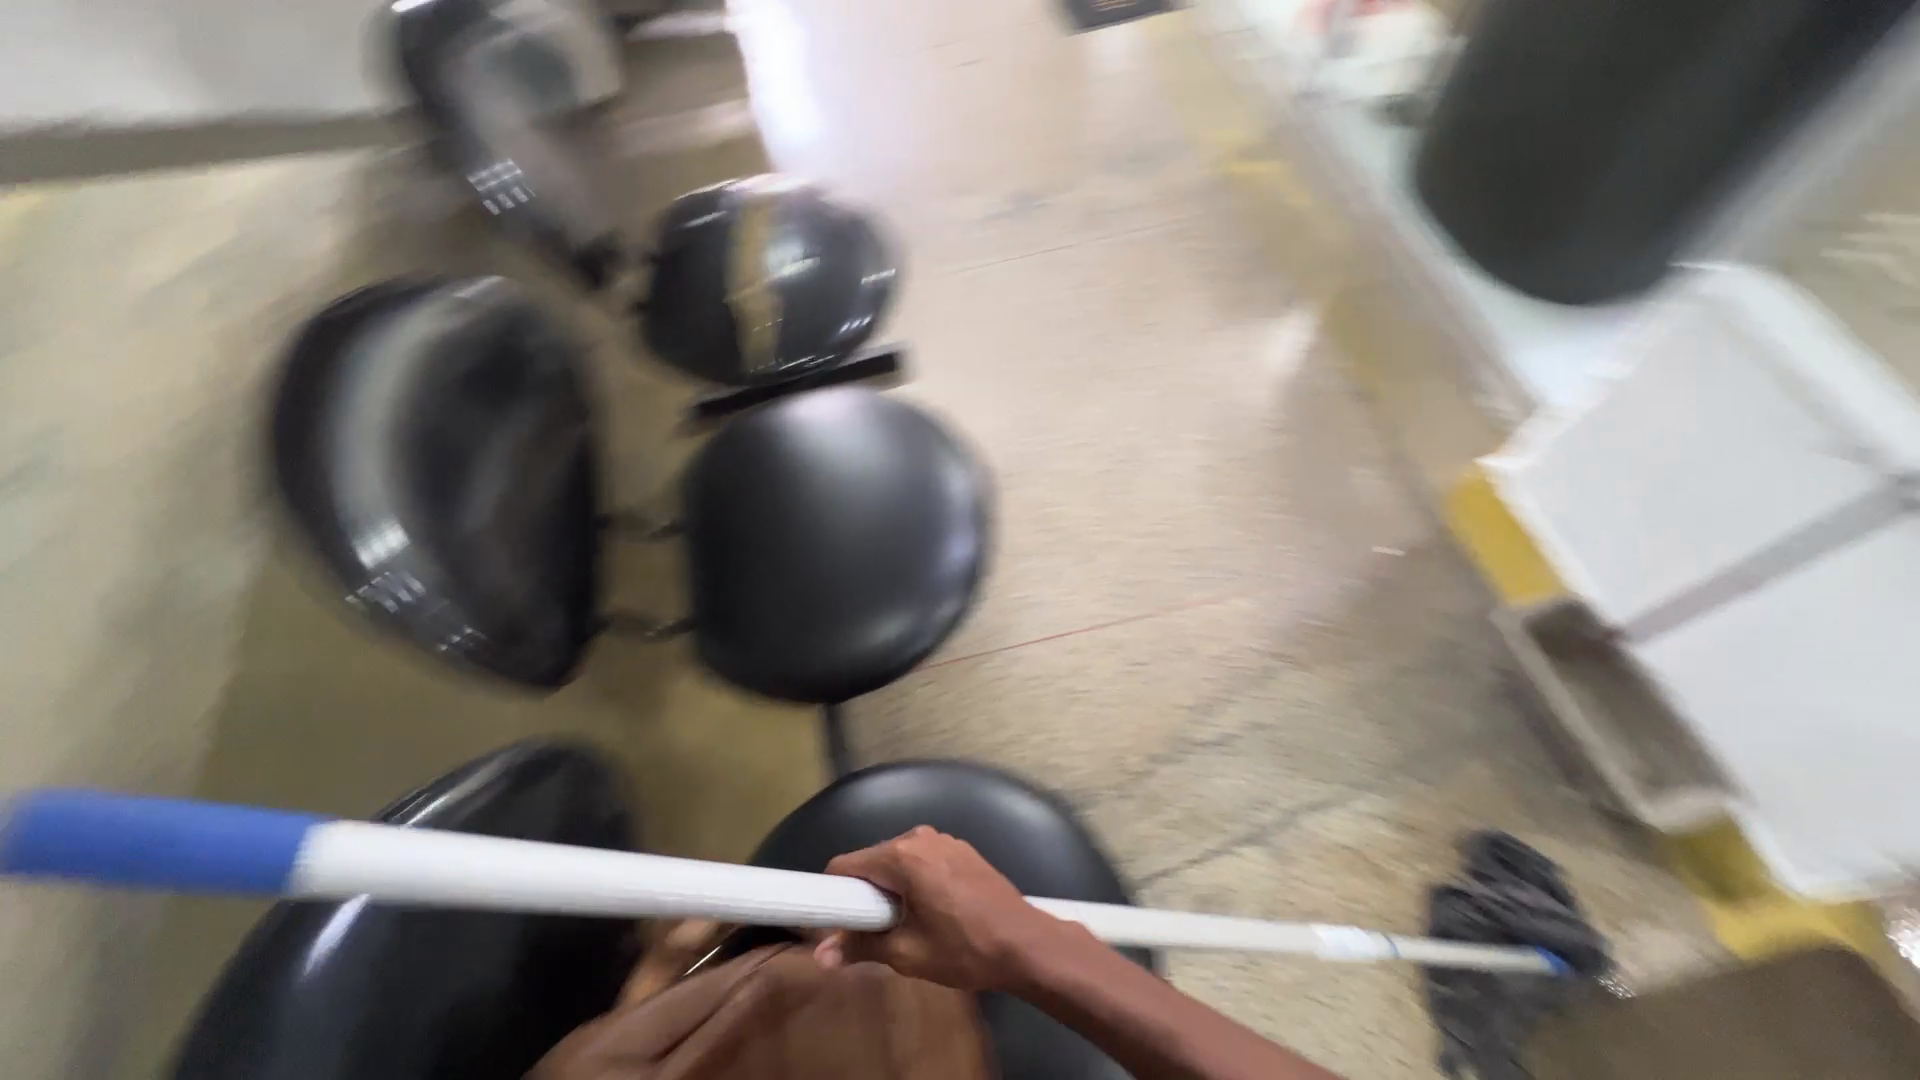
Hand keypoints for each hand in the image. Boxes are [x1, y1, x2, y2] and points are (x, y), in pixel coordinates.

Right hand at [813, 826, 1067, 991]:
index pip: (846, 865)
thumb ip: (859, 946)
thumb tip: (820, 955)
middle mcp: (920, 837)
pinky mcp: (961, 849)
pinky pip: (922, 861)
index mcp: (902, 856)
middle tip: (871, 933)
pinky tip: (930, 912)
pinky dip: (915, 883)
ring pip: (898, 862)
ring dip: (891, 890)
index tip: (833, 922)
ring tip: (904, 926)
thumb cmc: (964, 948)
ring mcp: (944, 840)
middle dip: (864, 895)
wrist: (1025, 943)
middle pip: (872, 861)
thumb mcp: (907, 953)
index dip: (832, 893)